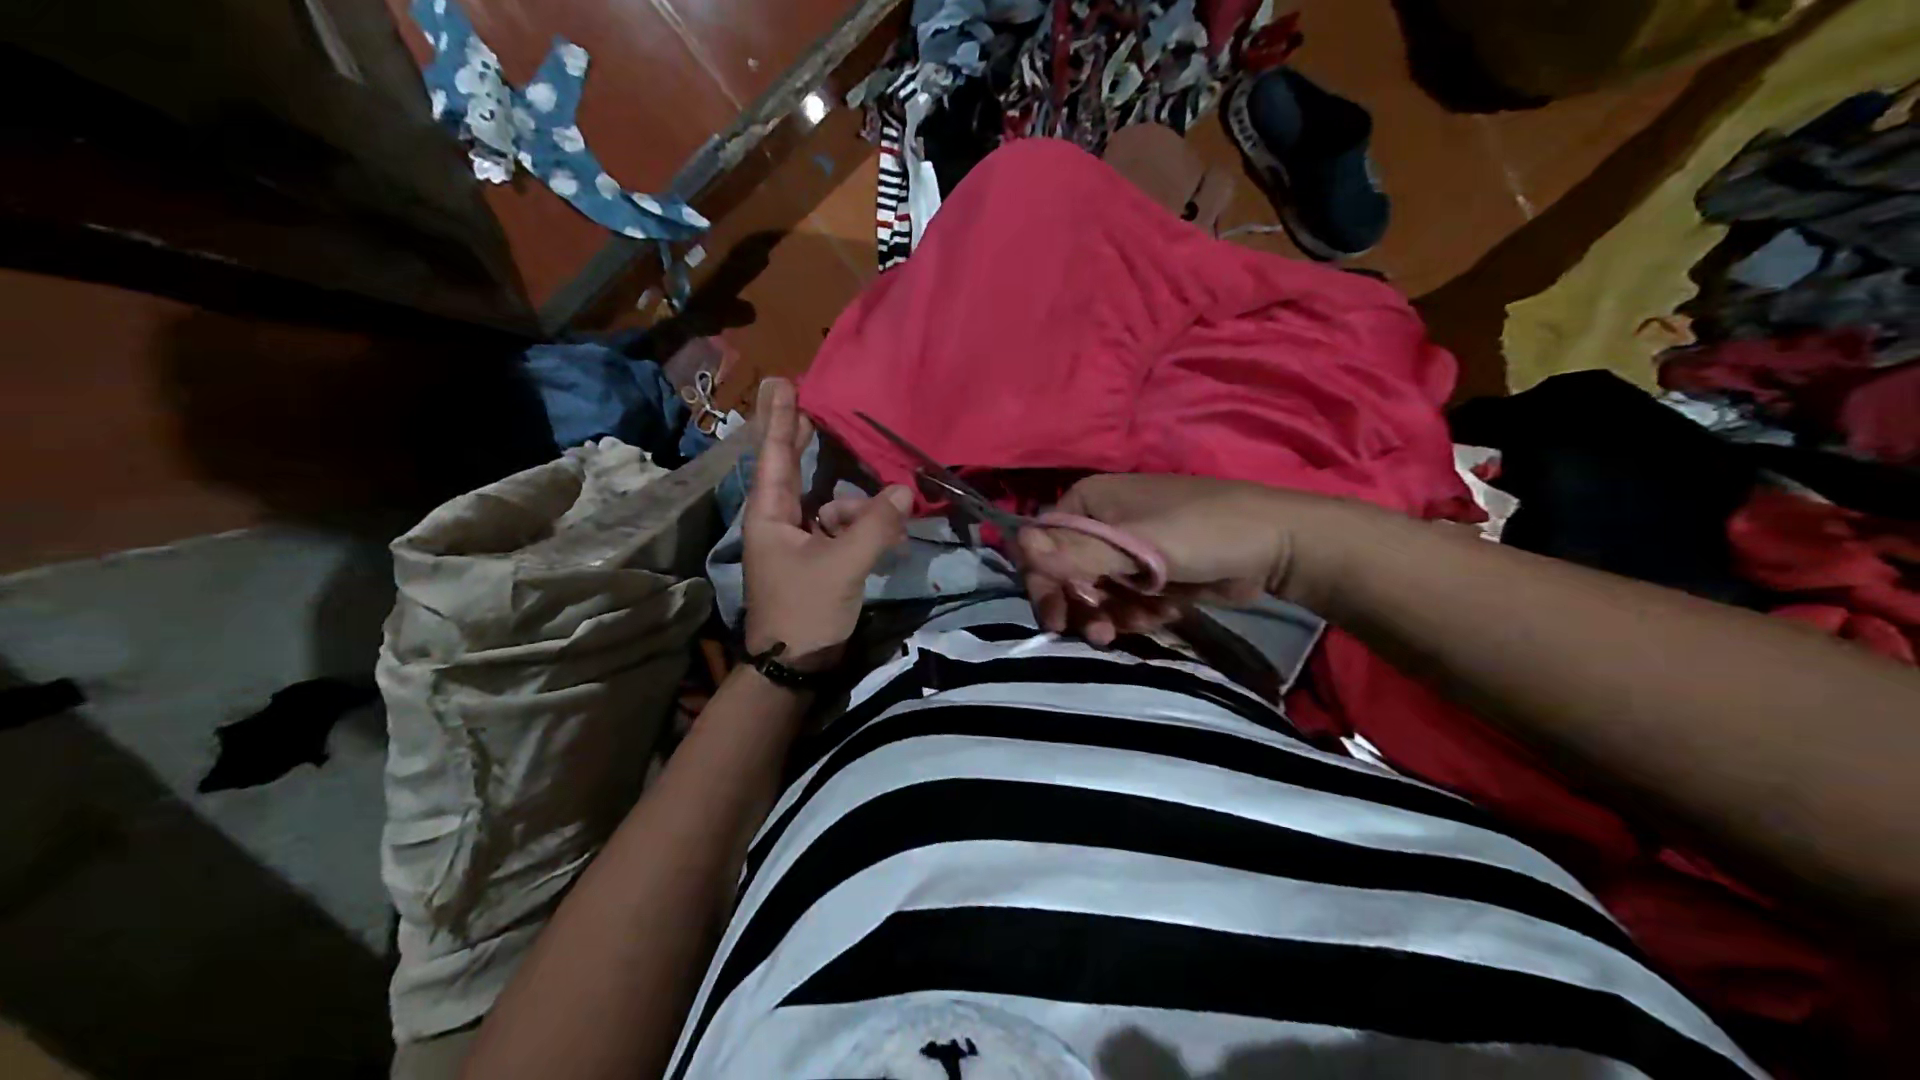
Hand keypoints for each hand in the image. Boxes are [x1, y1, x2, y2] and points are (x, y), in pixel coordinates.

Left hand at [742, 378, 913, 671]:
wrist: (795, 665)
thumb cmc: (805, 611)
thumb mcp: (842, 566)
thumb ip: (875, 526)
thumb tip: (905, 490)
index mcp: (771, 515)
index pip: (775, 455)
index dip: (781, 418)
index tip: (781, 382)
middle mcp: (781, 520)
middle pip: (795, 468)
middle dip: (805, 438)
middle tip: (810, 402)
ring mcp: (799, 539)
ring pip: (831, 504)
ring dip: (859, 505)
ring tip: (892, 519)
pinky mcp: (818, 557)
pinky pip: (843, 528)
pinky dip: (865, 526)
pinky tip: (889, 534)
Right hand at [1016, 474, 1361, 644]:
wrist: (1277, 547)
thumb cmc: (1204, 532)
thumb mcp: (1140, 544)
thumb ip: (1080, 550)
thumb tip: (1018, 542)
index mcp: (1090, 502)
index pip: (1043, 545)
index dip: (1045, 583)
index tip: (1058, 619)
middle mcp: (1102, 523)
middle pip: (1067, 574)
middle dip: (1081, 606)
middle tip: (1097, 636)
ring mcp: (1128, 550)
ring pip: (1096, 593)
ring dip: (1110, 615)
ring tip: (1137, 625)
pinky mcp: (1150, 573)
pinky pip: (1125, 600)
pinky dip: (1136, 613)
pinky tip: (1161, 615)